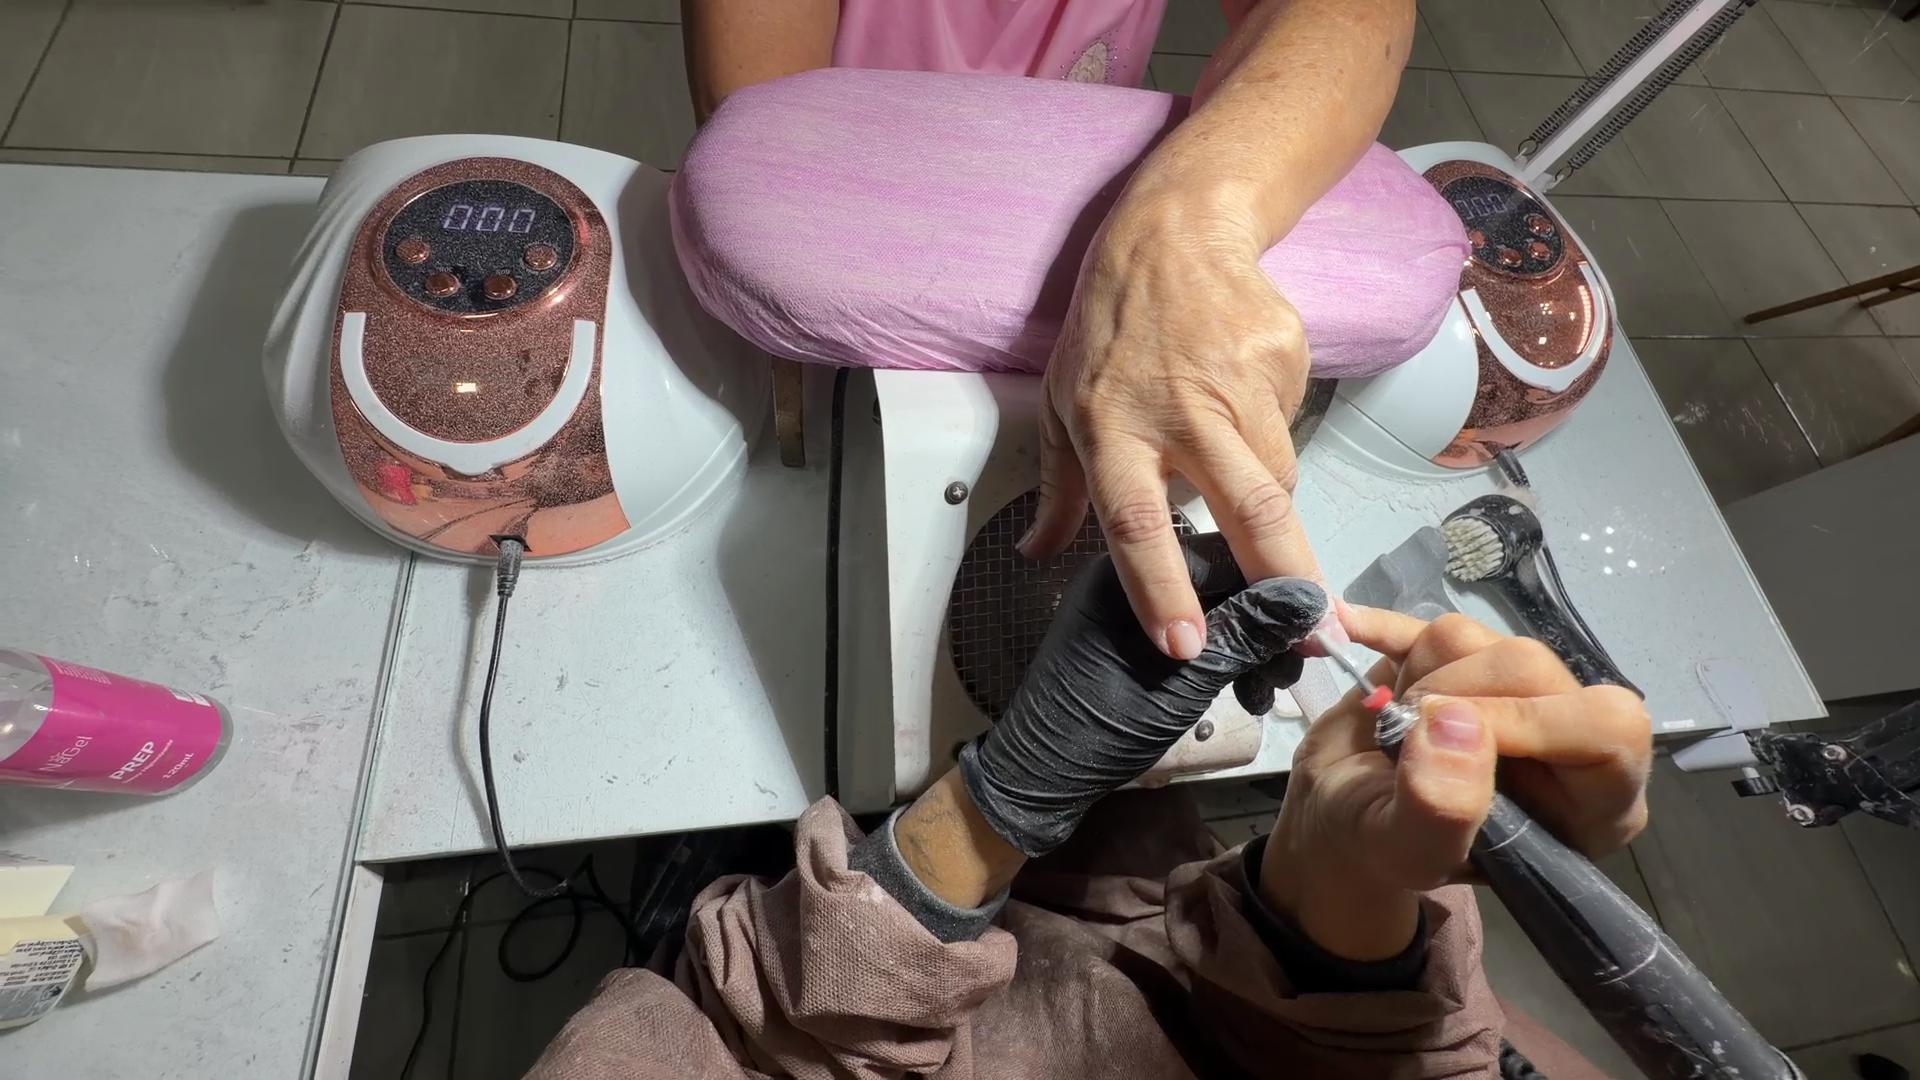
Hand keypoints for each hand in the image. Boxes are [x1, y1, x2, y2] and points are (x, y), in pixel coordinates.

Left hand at [960, 534, 1325, 857]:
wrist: (1045, 772)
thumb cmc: (1105, 724)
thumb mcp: (1185, 679)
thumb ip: (1247, 633)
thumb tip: (1312, 597)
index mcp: (1128, 569)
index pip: (1224, 554)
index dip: (1279, 591)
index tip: (1318, 634)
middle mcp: (1129, 577)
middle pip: (1223, 583)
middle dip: (1267, 626)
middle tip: (1293, 670)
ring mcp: (1132, 609)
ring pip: (1214, 612)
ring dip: (1251, 648)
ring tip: (1266, 691)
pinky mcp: (1136, 639)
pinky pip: (1194, 634)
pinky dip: (1225, 659)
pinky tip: (1245, 691)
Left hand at [1027, 193, 1322, 661]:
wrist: (1177, 234)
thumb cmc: (1106, 330)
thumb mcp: (1059, 404)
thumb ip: (1056, 490)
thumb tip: (1034, 554)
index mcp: (1112, 428)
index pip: (1136, 523)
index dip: (1160, 589)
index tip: (1187, 646)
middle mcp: (1183, 411)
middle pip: (1247, 509)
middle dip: (1285, 580)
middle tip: (1311, 637)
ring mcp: (1244, 383)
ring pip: (1280, 480)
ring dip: (1277, 526)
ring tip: (1269, 544)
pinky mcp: (1288, 360)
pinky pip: (1289, 435)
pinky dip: (1272, 456)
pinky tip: (1243, 429)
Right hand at [1261, 608, 1652, 959]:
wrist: (1334, 814)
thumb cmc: (1380, 846)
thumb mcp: (1405, 850)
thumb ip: (1439, 808)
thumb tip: (1452, 721)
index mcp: (1588, 800)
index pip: (1604, 724)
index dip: (1524, 720)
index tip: (1444, 739)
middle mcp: (1560, 732)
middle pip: (1529, 664)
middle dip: (1448, 694)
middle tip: (1402, 735)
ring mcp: (1500, 686)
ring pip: (1473, 637)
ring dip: (1414, 674)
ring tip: (1389, 719)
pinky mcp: (1447, 657)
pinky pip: (1419, 618)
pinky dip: (1378, 625)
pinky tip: (1345, 630)